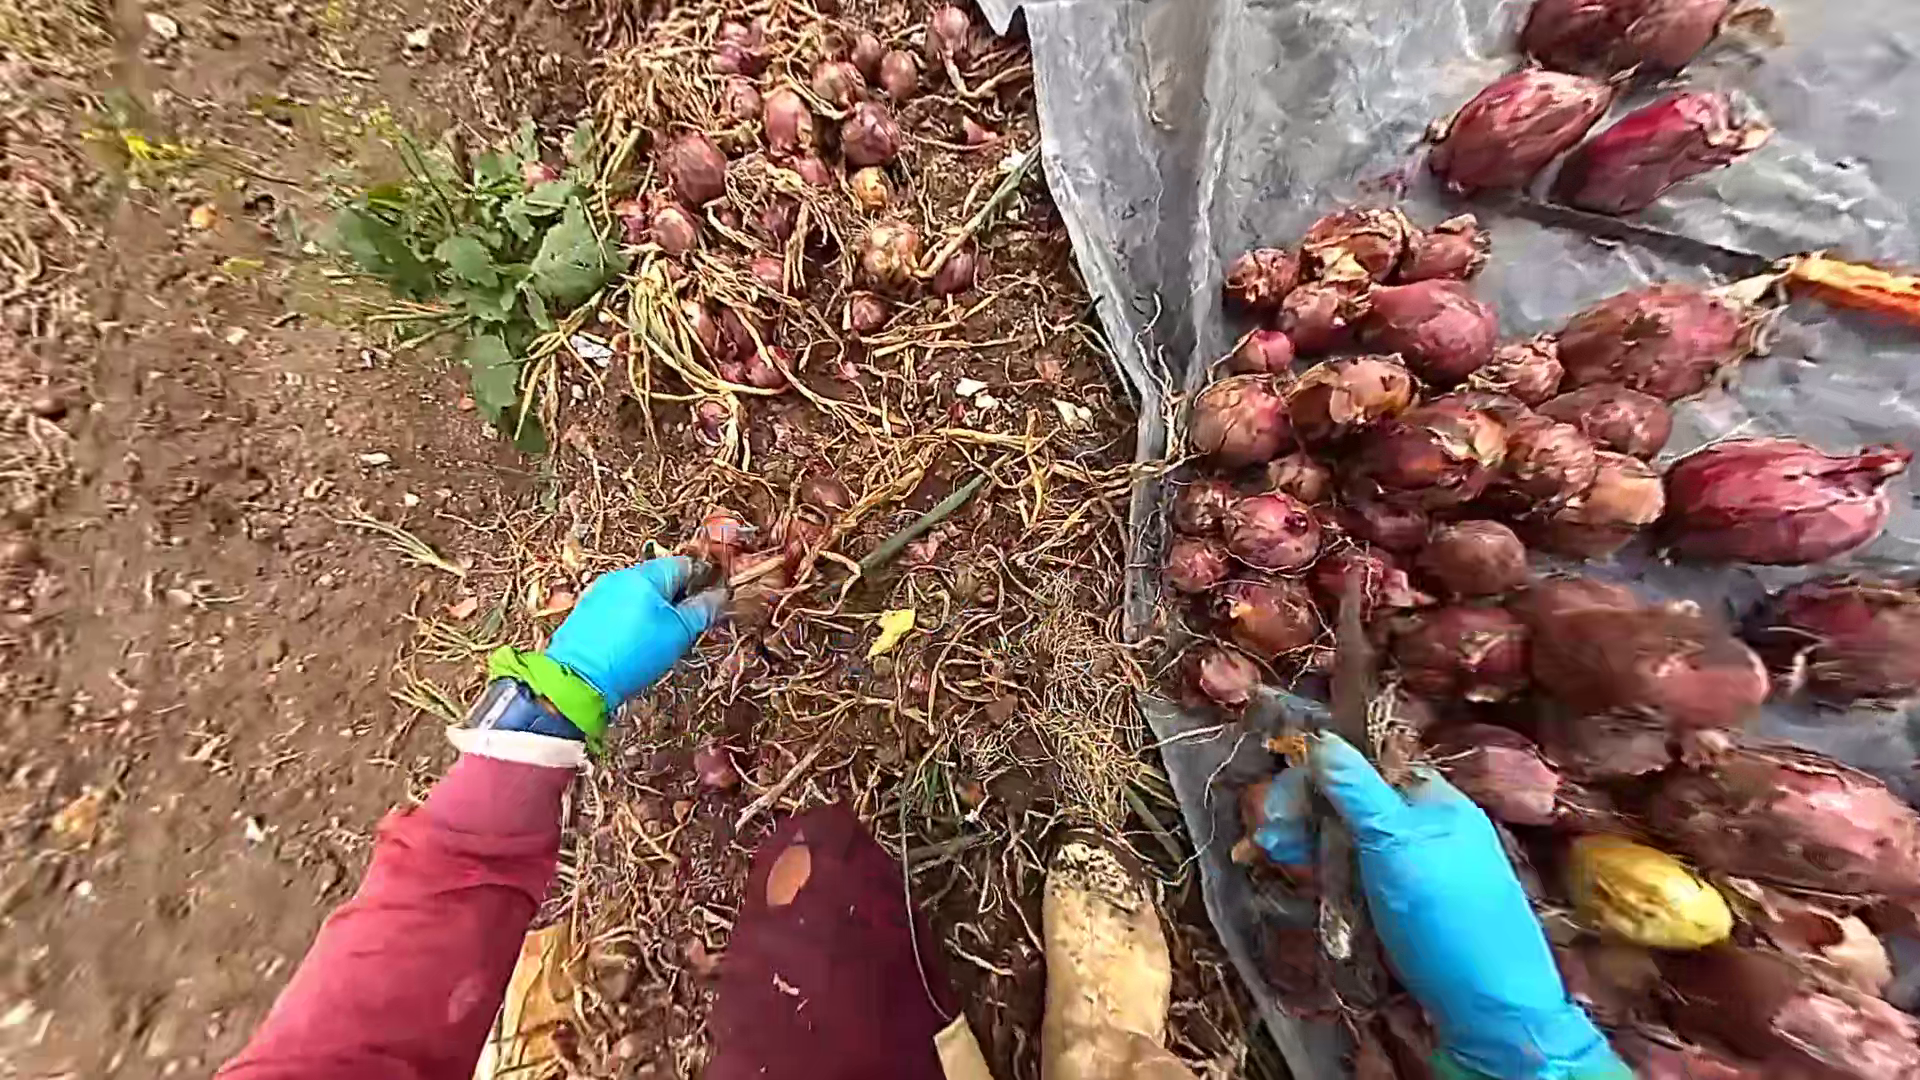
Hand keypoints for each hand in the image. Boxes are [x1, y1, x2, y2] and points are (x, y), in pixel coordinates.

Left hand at [546, 556, 724, 706]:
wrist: (578, 682)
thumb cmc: (633, 653)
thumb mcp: (680, 631)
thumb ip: (704, 608)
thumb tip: (721, 595)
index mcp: (645, 575)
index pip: (686, 564)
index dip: (706, 580)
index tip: (716, 599)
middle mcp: (620, 577)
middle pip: (663, 578)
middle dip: (682, 597)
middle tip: (694, 622)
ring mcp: (600, 594)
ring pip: (643, 594)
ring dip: (660, 609)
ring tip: (668, 636)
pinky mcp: (586, 614)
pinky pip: (622, 608)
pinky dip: (638, 619)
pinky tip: (642, 642)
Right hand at [1255, 734, 1626, 1079]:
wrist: (1493, 1020)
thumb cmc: (1446, 918)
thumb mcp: (1394, 844)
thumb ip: (1355, 787)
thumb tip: (1320, 736)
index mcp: (1432, 800)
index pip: (1365, 762)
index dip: (1321, 772)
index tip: (1285, 793)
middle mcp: (1420, 823)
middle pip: (1348, 796)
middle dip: (1303, 808)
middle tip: (1270, 828)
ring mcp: (1409, 859)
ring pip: (1343, 830)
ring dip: (1303, 835)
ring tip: (1268, 850)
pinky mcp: (1397, 893)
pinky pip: (1351, 862)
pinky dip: (1321, 861)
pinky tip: (1294, 866)